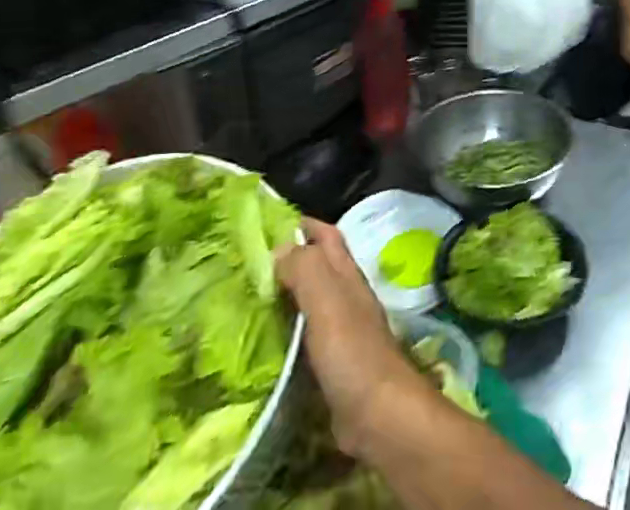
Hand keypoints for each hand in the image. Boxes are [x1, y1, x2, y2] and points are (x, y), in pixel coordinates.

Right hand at [274, 220, 422, 457]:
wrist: (378, 411)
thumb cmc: (353, 352)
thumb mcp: (328, 303)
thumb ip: (307, 272)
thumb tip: (281, 244)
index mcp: (349, 278)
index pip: (329, 238)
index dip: (306, 224)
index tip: (272, 218)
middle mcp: (349, 297)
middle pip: (322, 266)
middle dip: (295, 254)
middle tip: (251, 256)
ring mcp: (344, 329)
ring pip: (314, 298)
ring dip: (289, 290)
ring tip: (251, 292)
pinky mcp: (334, 361)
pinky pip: (307, 333)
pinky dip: (288, 326)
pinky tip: (267, 336)